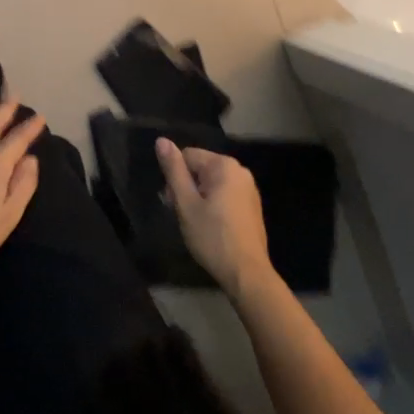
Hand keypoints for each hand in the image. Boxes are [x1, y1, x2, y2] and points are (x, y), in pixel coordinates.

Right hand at [156, 137, 273, 293]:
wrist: (246, 273)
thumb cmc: (212, 237)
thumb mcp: (186, 203)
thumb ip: (173, 170)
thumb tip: (161, 140)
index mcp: (224, 166)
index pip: (187, 155)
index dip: (175, 177)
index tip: (173, 202)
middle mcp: (240, 171)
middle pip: (201, 168)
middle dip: (187, 187)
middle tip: (183, 215)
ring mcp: (249, 188)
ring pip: (212, 183)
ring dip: (199, 197)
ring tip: (196, 223)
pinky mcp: (252, 205)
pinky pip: (225, 194)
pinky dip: (214, 205)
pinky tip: (211, 226)